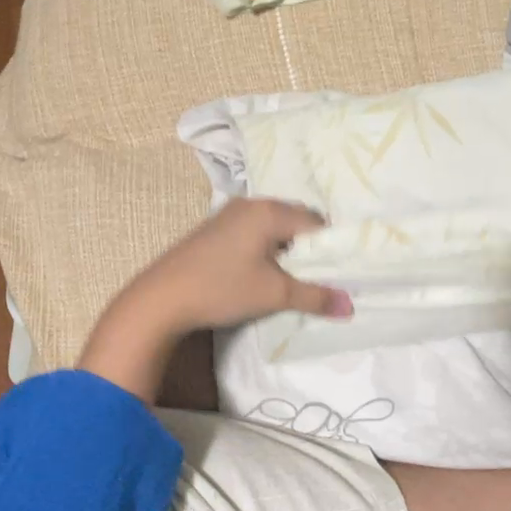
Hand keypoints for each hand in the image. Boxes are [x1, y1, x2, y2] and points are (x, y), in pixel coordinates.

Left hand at [78, 199, 349, 401]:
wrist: (160, 298)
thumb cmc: (222, 288)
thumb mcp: (274, 294)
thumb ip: (315, 297)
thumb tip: (350, 306)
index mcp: (269, 211)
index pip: (316, 222)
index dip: (330, 247)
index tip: (336, 272)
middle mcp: (251, 204)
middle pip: (296, 220)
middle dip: (309, 247)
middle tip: (315, 277)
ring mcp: (229, 214)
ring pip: (274, 227)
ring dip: (286, 250)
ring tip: (289, 279)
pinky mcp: (214, 230)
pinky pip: (254, 232)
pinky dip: (266, 249)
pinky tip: (261, 274)